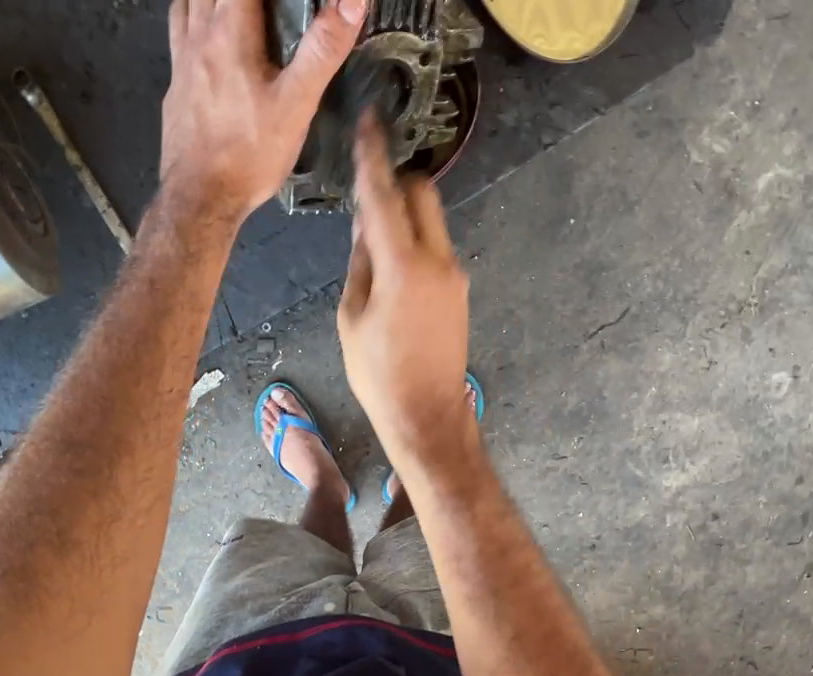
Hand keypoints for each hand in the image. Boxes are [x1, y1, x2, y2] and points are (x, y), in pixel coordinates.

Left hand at [161, 0, 364, 223]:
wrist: (201, 199)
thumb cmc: (249, 155)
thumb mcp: (296, 105)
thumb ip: (322, 50)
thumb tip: (352, 0)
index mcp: (230, 33)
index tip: (288, 2)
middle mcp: (199, 39)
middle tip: (267, 8)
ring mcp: (181, 64)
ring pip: (187, 3)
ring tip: (234, 8)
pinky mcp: (175, 90)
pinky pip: (178, 37)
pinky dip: (192, 21)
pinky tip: (206, 40)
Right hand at [338, 118, 472, 464]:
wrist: (428, 414)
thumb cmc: (378, 374)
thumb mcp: (351, 318)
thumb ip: (359, 264)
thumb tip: (364, 227)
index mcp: (403, 266)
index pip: (386, 197)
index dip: (374, 158)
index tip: (369, 125)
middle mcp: (438, 260)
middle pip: (423, 195)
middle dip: (397, 184)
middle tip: (370, 195)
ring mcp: (455, 276)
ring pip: (432, 223)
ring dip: (406, 219)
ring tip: (375, 245)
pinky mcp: (461, 291)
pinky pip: (436, 250)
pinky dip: (416, 245)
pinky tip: (394, 271)